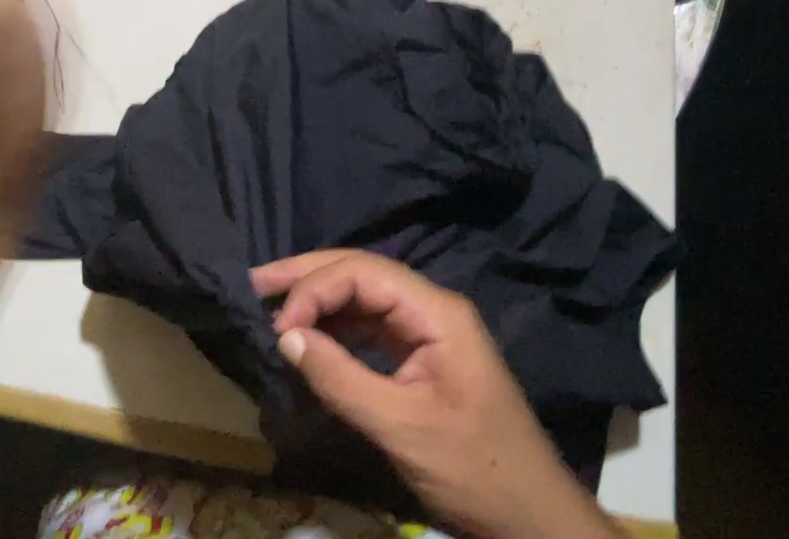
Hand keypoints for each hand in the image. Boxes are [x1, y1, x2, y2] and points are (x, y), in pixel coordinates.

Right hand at [252, 251, 621, 538]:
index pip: (361, 274)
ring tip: (271, 304)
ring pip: (361, 297)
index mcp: (436, 313)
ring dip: (317, 300)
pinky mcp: (419, 358)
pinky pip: (368, 328)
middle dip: (307, 277)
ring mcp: (426, 333)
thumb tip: (285, 336)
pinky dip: (333, 328)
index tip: (279, 326)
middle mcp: (430, 310)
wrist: (533, 521)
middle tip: (255, 281)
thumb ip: (341, 378)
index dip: (314, 290)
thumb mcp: (402, 428)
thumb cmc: (475, 471)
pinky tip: (306, 338)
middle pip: (360, 273)